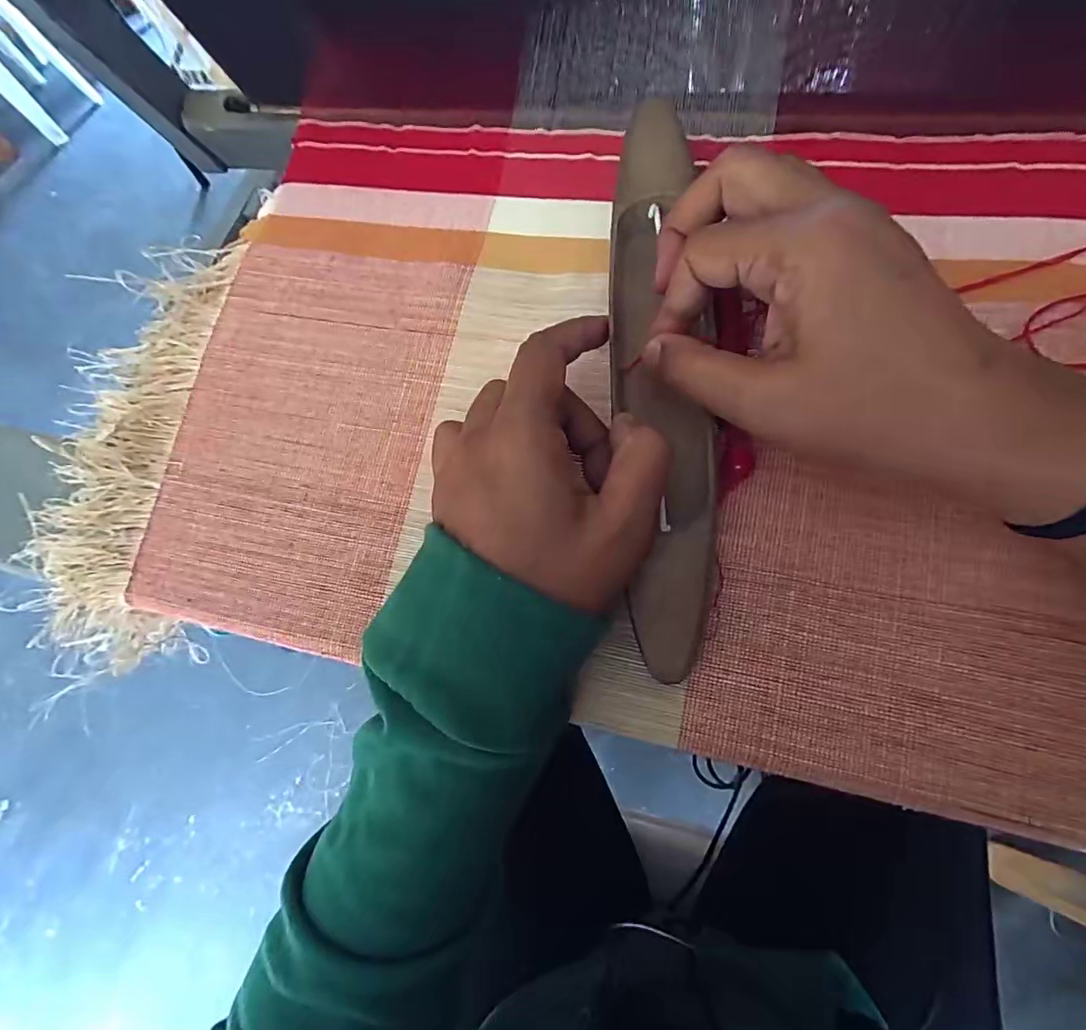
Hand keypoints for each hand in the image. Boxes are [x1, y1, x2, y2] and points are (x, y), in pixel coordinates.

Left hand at [432, 316, 670, 612]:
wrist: (489, 638)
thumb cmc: (560, 581)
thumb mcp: (626, 526)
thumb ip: (643, 457)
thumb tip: (624, 426)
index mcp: (518, 437)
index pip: (540, 355)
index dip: (574, 334)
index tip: (603, 336)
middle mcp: (476, 439)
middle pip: (528, 391)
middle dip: (569, 418)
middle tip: (593, 478)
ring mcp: (452, 463)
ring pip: (499, 413)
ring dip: (534, 431)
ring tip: (554, 488)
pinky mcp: (442, 487)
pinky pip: (471, 439)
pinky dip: (501, 445)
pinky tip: (517, 489)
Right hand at [644, 146, 1085, 522]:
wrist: (975, 418)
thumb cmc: (870, 414)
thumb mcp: (765, 404)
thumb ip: (694, 372)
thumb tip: (652, 351)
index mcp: (803, 242)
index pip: (703, 250)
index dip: (671, 303)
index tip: (666, 354)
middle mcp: (828, 208)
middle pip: (733, 173)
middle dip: (686, 225)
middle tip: (672, 285)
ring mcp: (855, 217)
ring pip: (767, 184)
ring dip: (723, 227)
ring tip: (704, 291)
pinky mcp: (868, 238)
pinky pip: (794, 213)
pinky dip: (757, 241)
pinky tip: (751, 299)